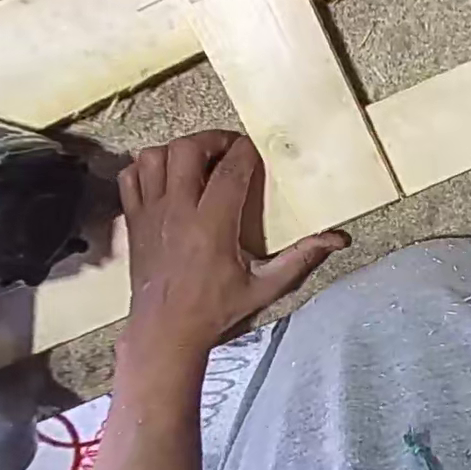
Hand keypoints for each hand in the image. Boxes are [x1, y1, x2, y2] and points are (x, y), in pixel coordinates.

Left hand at [118, 130, 346, 361]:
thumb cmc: (218, 308)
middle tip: (230, 147)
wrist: (165, 329)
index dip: (246, 151)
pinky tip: (169, 176)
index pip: (230, 171)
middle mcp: (178, 211)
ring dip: (179, 149)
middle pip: (187, 150)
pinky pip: (132, 176)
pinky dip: (148, 166)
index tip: (257, 148)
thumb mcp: (267, 286)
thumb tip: (338, 240)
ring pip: (154, 157)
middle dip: (212, 139)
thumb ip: (301, 258)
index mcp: (212, 225)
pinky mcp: (134, 220)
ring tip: (200, 159)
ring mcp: (150, 213)